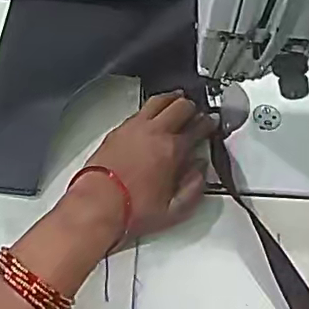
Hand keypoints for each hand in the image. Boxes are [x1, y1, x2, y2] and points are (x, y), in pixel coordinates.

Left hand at [79, 91, 218, 240]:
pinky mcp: (117, 130)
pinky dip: (150, 107)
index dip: (207, 123)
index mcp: (172, 150)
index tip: (210, 123)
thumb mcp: (174, 209)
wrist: (98, 204)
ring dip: (171, 99)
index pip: (197, 128)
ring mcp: (134, 128)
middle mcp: (154, 133)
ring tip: (177, 98)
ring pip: (157, 101)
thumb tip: (199, 171)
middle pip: (180, 106)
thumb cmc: (131, 208)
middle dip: (192, 106)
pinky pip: (139, 110)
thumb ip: (193, 188)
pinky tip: (151, 112)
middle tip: (196, 110)